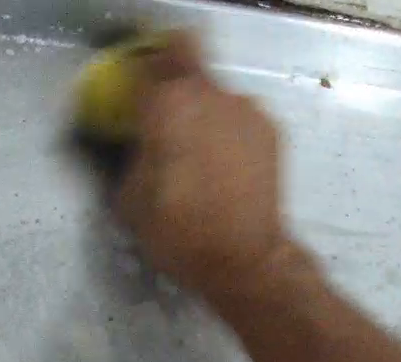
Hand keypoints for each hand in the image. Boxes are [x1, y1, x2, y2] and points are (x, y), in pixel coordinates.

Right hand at [114, 33, 297, 306]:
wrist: (244, 261)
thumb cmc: (180, 236)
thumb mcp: (130, 204)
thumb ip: (129, 158)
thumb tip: (135, 144)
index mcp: (166, 106)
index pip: (147, 61)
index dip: (139, 74)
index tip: (137, 97)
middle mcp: (208, 94)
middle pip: (186, 61)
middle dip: (174, 86)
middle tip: (167, 122)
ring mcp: (245, 108)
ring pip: (215, 94)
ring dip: (203, 115)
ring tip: (201, 160)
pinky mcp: (270, 130)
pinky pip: (239, 118)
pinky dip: (228, 135)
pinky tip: (225, 172)